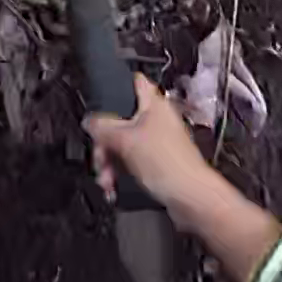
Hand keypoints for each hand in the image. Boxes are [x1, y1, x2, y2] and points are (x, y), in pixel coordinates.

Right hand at [83, 74, 216, 220]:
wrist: (192, 200)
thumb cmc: (167, 163)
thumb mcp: (125, 140)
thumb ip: (102, 127)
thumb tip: (89, 121)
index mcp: (153, 104)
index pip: (134, 81)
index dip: (115, 85)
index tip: (99, 100)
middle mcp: (157, 120)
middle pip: (120, 120)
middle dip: (105, 141)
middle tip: (100, 156)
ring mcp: (158, 142)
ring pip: (124, 144)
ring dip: (110, 161)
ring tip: (106, 179)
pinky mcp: (158, 164)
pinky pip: (132, 163)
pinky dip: (120, 173)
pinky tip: (113, 187)